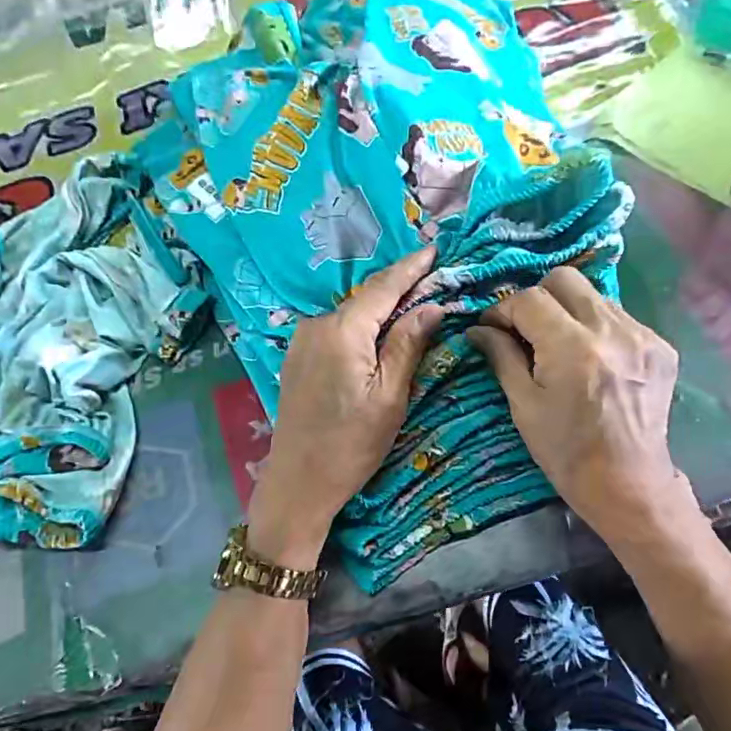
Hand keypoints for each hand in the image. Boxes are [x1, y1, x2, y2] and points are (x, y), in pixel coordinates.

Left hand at [247, 248, 444, 568]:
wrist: (298, 481)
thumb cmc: (350, 445)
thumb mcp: (389, 396)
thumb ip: (407, 345)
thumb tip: (431, 306)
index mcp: (342, 330)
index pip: (383, 287)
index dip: (411, 268)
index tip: (435, 250)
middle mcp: (316, 325)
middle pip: (365, 299)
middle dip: (398, 288)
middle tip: (432, 277)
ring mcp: (301, 341)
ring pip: (350, 315)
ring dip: (379, 309)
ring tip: (412, 303)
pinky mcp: (296, 358)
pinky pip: (334, 331)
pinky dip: (359, 327)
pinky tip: (376, 333)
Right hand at [467, 266, 696, 541]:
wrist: (625, 482)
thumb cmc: (564, 450)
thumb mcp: (524, 405)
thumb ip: (502, 357)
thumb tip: (478, 330)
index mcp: (572, 347)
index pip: (530, 299)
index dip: (503, 309)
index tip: (491, 329)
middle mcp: (611, 330)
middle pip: (564, 280)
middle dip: (537, 298)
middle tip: (525, 329)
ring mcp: (641, 335)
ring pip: (594, 295)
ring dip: (567, 311)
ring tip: (558, 345)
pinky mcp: (660, 346)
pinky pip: (618, 317)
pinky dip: (596, 328)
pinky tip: (590, 359)